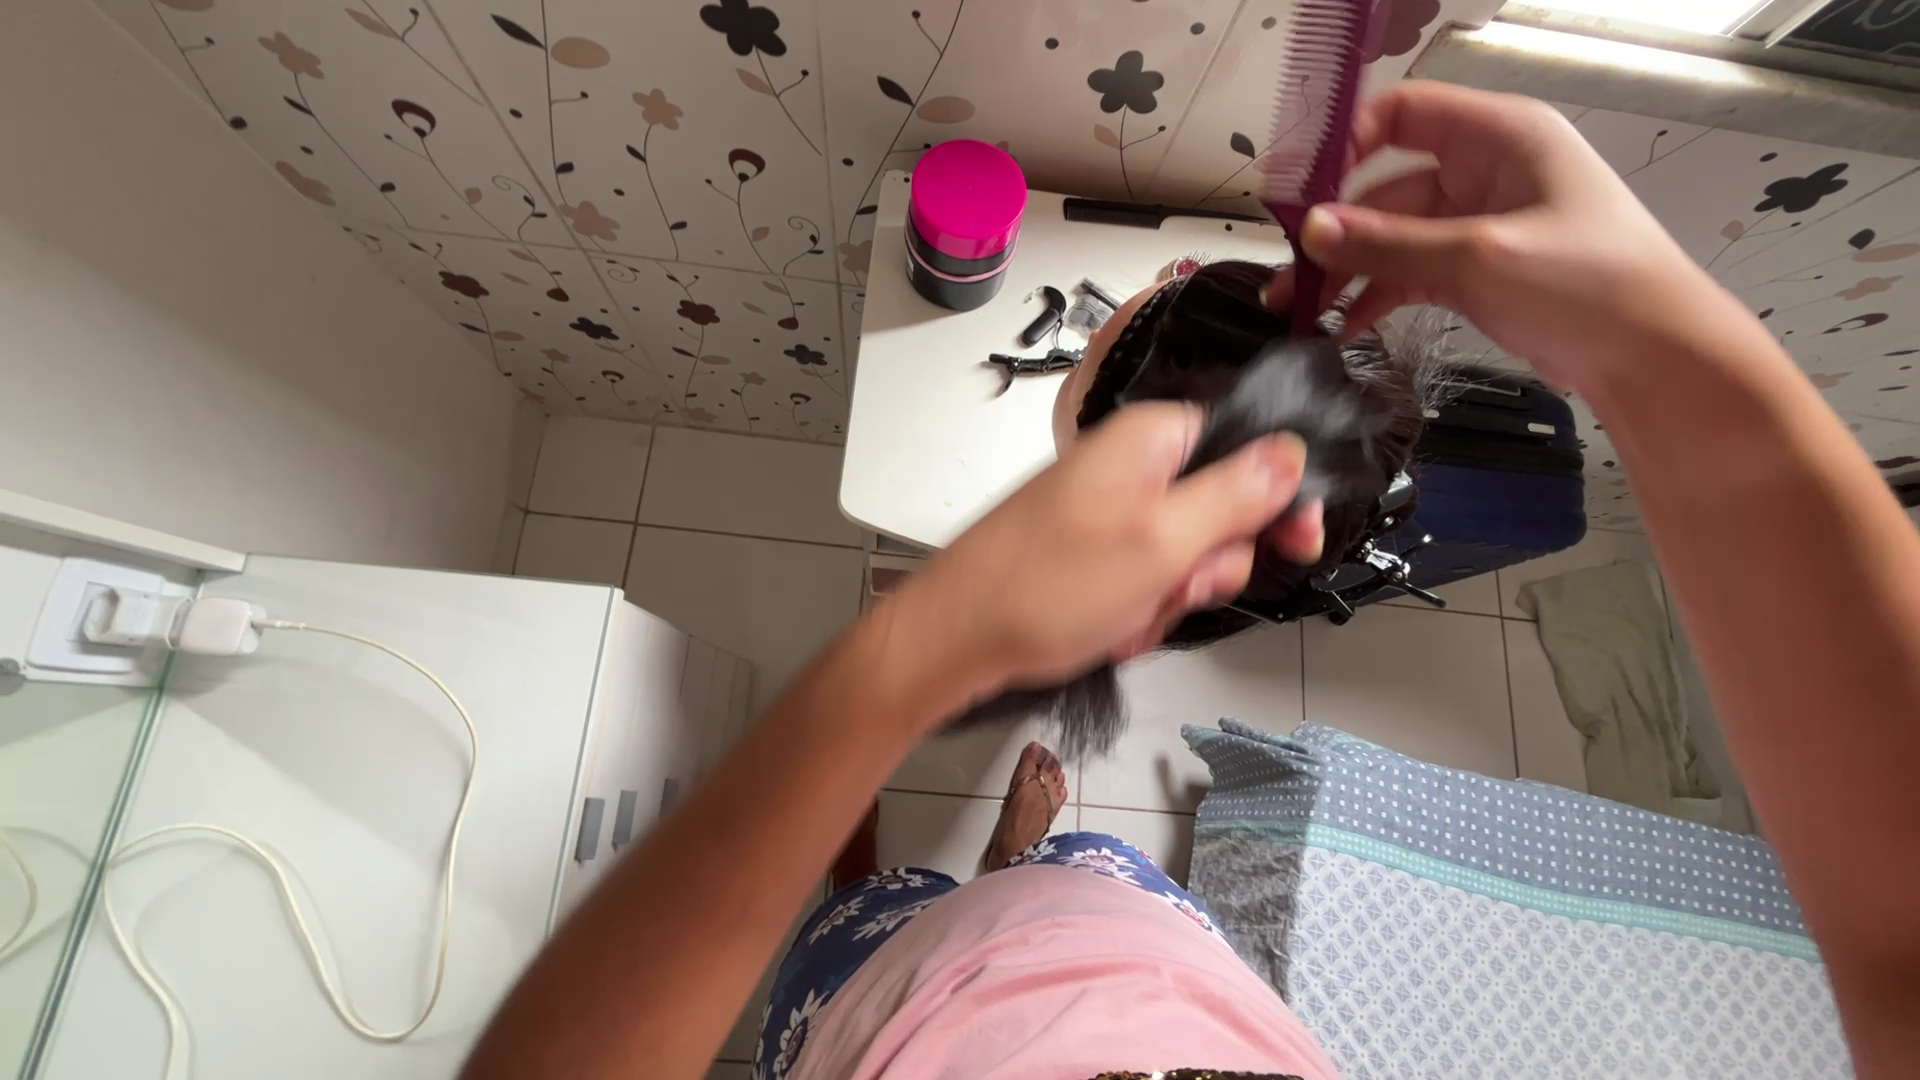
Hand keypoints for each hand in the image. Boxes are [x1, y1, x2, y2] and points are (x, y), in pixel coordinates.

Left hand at [892, 404, 1320, 709]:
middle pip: (1221, 511)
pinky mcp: (1093, 552)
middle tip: (1171, 585)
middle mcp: (1129, 469)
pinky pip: (1146, 581)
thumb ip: (1235, 495)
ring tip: (1125, 611)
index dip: (1274, 499)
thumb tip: (1289, 455)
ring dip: (1167, 597)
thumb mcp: (1161, 541)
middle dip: (1205, 565)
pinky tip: (1107, 624)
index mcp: (1148, 440)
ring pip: (1185, 557)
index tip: (1291, 543)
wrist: (958, 638)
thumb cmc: (1042, 586)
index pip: (1248, 447)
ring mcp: (1109, 514)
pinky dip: (1137, 611)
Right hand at [1303, 81, 1726, 392]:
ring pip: (1387, 239)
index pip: (1403, 114)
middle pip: (1383, 190)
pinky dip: (1371, 298)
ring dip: (1344, 273)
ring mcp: (1472, 225)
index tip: (1300, 191)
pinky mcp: (1467, 270)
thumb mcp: (1476, 257)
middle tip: (1288, 275)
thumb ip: (1387, 244)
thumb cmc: (1585, 283)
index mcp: (1498, 137)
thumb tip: (1311, 231)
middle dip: (1334, 234)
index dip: (1347, 143)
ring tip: (1298, 310)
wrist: (1646, 354)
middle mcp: (1480, 173)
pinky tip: (1343, 326)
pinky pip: (1402, 274)